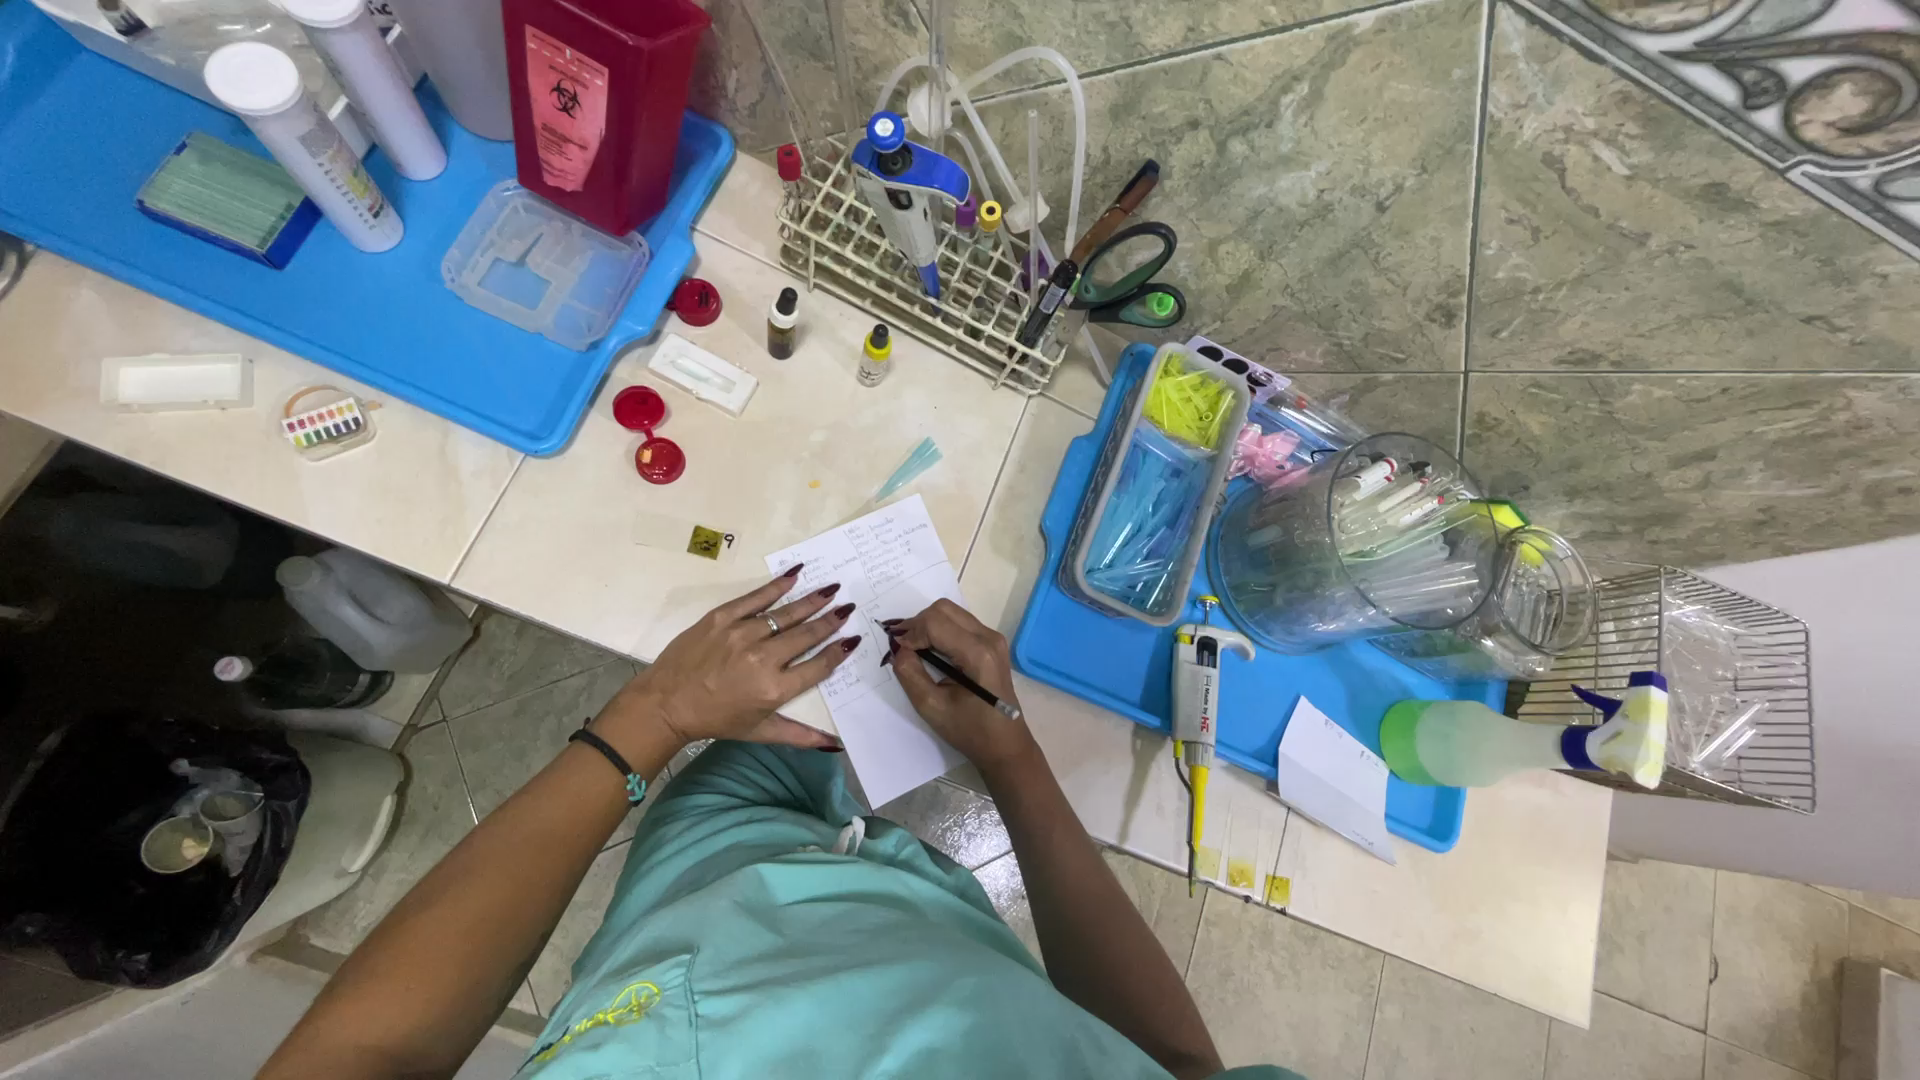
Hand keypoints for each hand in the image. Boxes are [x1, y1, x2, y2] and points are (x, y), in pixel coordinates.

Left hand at [593, 566, 858, 754]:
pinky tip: (797, 574)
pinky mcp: (722, 618)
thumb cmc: (715, 720)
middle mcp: (762, 659)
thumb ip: (800, 736)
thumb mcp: (760, 732)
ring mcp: (742, 635)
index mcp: (775, 689)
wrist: (665, 704)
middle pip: (806, 635)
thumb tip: (835, 745)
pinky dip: (778, 585)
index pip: (818, 665)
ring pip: (786, 614)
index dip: (838, 651)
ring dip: (812, 601)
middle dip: (831, 620)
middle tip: (850, 606)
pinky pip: (756, 598)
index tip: (853, 638)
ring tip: (833, 589)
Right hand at [884, 599, 1035, 772]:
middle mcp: (989, 638)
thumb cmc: (970, 730)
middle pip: (944, 609)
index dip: (911, 633)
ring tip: (915, 649)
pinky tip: (932, 651)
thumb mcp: (931, 707)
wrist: (1005, 744)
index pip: (935, 623)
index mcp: (978, 654)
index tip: (899, 652)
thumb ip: (910, 674)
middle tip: (904, 647)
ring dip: (928, 625)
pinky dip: (940, 629)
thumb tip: (898, 649)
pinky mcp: (992, 642)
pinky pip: (960, 622)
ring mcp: (994, 638)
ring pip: (952, 612)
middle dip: (918, 624)